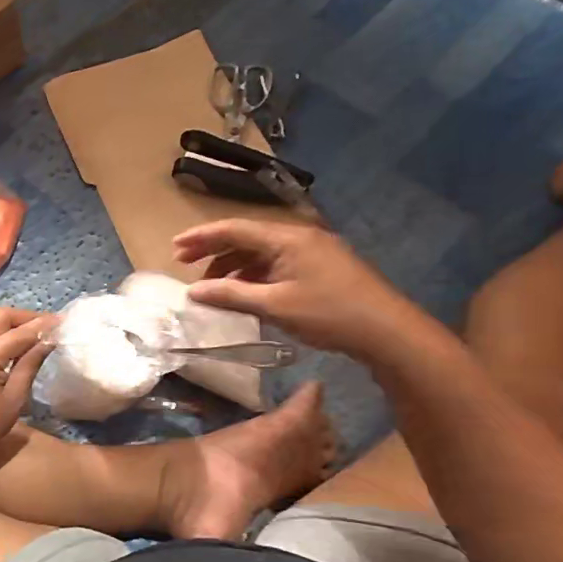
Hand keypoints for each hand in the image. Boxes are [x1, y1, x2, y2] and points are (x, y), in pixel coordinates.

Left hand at [0, 308, 56, 460]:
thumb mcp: (15, 397)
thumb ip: (30, 364)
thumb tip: (48, 341)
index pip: (19, 334)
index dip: (42, 326)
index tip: (60, 320)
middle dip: (24, 316)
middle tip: (45, 324)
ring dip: (5, 316)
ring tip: (25, 325)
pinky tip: (1, 331)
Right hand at [174, 219, 436, 359]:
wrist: (389, 332)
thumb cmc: (328, 314)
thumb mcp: (273, 305)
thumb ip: (230, 294)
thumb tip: (193, 291)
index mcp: (287, 239)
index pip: (234, 229)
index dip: (201, 237)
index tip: (174, 248)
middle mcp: (299, 238)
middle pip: (246, 237)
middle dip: (213, 249)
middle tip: (184, 262)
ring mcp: (313, 252)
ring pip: (260, 252)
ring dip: (231, 264)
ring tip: (210, 284)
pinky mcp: (321, 268)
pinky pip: (276, 263)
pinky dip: (252, 274)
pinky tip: (242, 291)